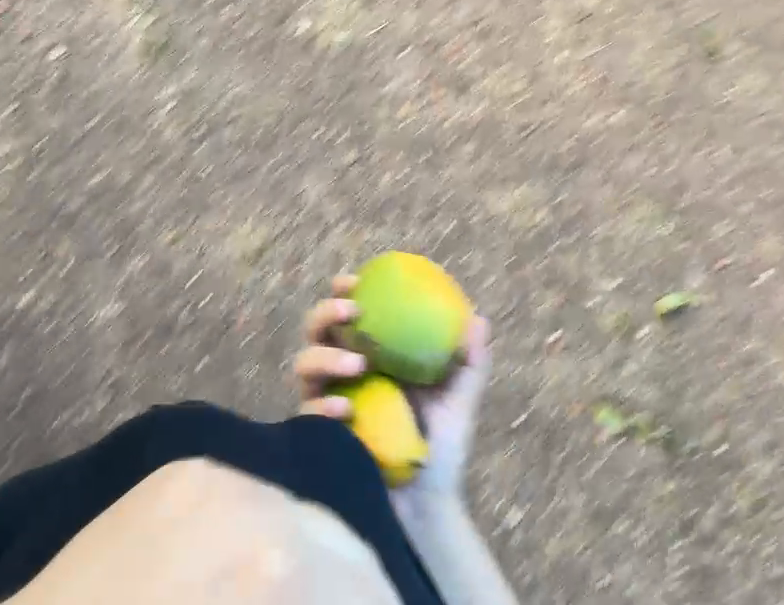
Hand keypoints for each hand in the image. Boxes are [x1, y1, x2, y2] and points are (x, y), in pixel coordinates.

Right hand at [294, 274, 491, 503]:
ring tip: (358, 362)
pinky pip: (308, 414)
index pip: (346, 314)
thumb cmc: (440, 445)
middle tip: (353, 312)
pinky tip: (347, 407)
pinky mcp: (317, 436)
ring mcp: (325, 401)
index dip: (343, 291)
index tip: (355, 281)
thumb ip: (468, 362)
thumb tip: (478, 319)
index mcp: (369, 354)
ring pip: (304, 365)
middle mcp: (341, 372)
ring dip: (326, 355)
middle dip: (326, 313)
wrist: (427, 502)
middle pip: (315, 329)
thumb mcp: (458, 400)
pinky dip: (323, 406)